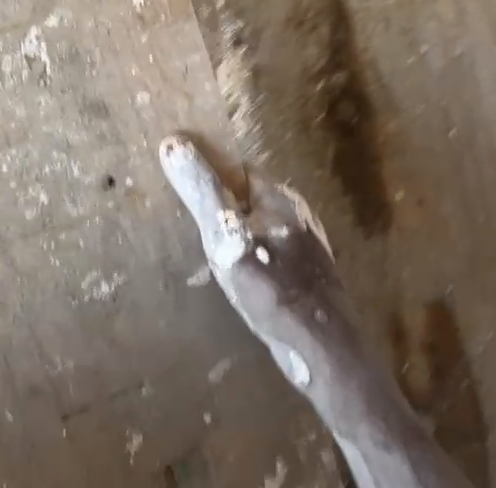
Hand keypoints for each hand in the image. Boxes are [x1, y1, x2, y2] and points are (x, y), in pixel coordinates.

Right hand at [158, 136, 357, 404]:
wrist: (323, 351)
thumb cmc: (271, 286)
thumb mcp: (224, 234)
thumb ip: (201, 189)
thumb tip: (172, 143)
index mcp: (279, 198)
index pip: (237, 167)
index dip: (209, 170)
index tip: (182, 182)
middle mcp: (296, 216)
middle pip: (248, 196)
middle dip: (220, 200)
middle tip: (188, 215)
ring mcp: (305, 248)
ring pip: (259, 225)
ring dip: (234, 229)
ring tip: (206, 243)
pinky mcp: (306, 277)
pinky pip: (267, 251)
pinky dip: (248, 253)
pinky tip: (236, 273)